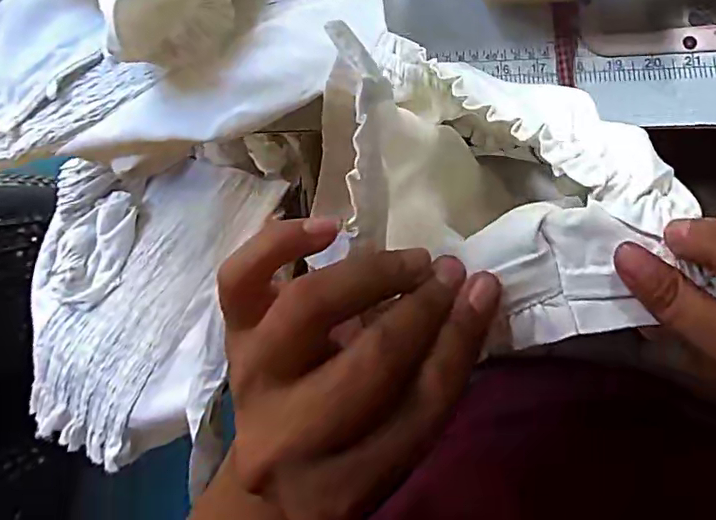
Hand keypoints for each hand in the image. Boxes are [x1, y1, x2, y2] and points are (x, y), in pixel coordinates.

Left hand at [207, 218, 501, 519]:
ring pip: (309, 306)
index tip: (483, 287)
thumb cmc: (352, 439)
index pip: (420, 407)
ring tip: (409, 259)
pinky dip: (281, 242)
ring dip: (372, 273)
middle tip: (449, 272)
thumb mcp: (397, 431)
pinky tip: (329, 228)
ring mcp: (250, 379)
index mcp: (342, 486)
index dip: (458, 338)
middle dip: (422, 306)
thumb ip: (435, 366)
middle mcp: (285, 438)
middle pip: (369, 361)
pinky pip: (241, 278)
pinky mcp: (231, 334)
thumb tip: (476, 287)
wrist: (274, 454)